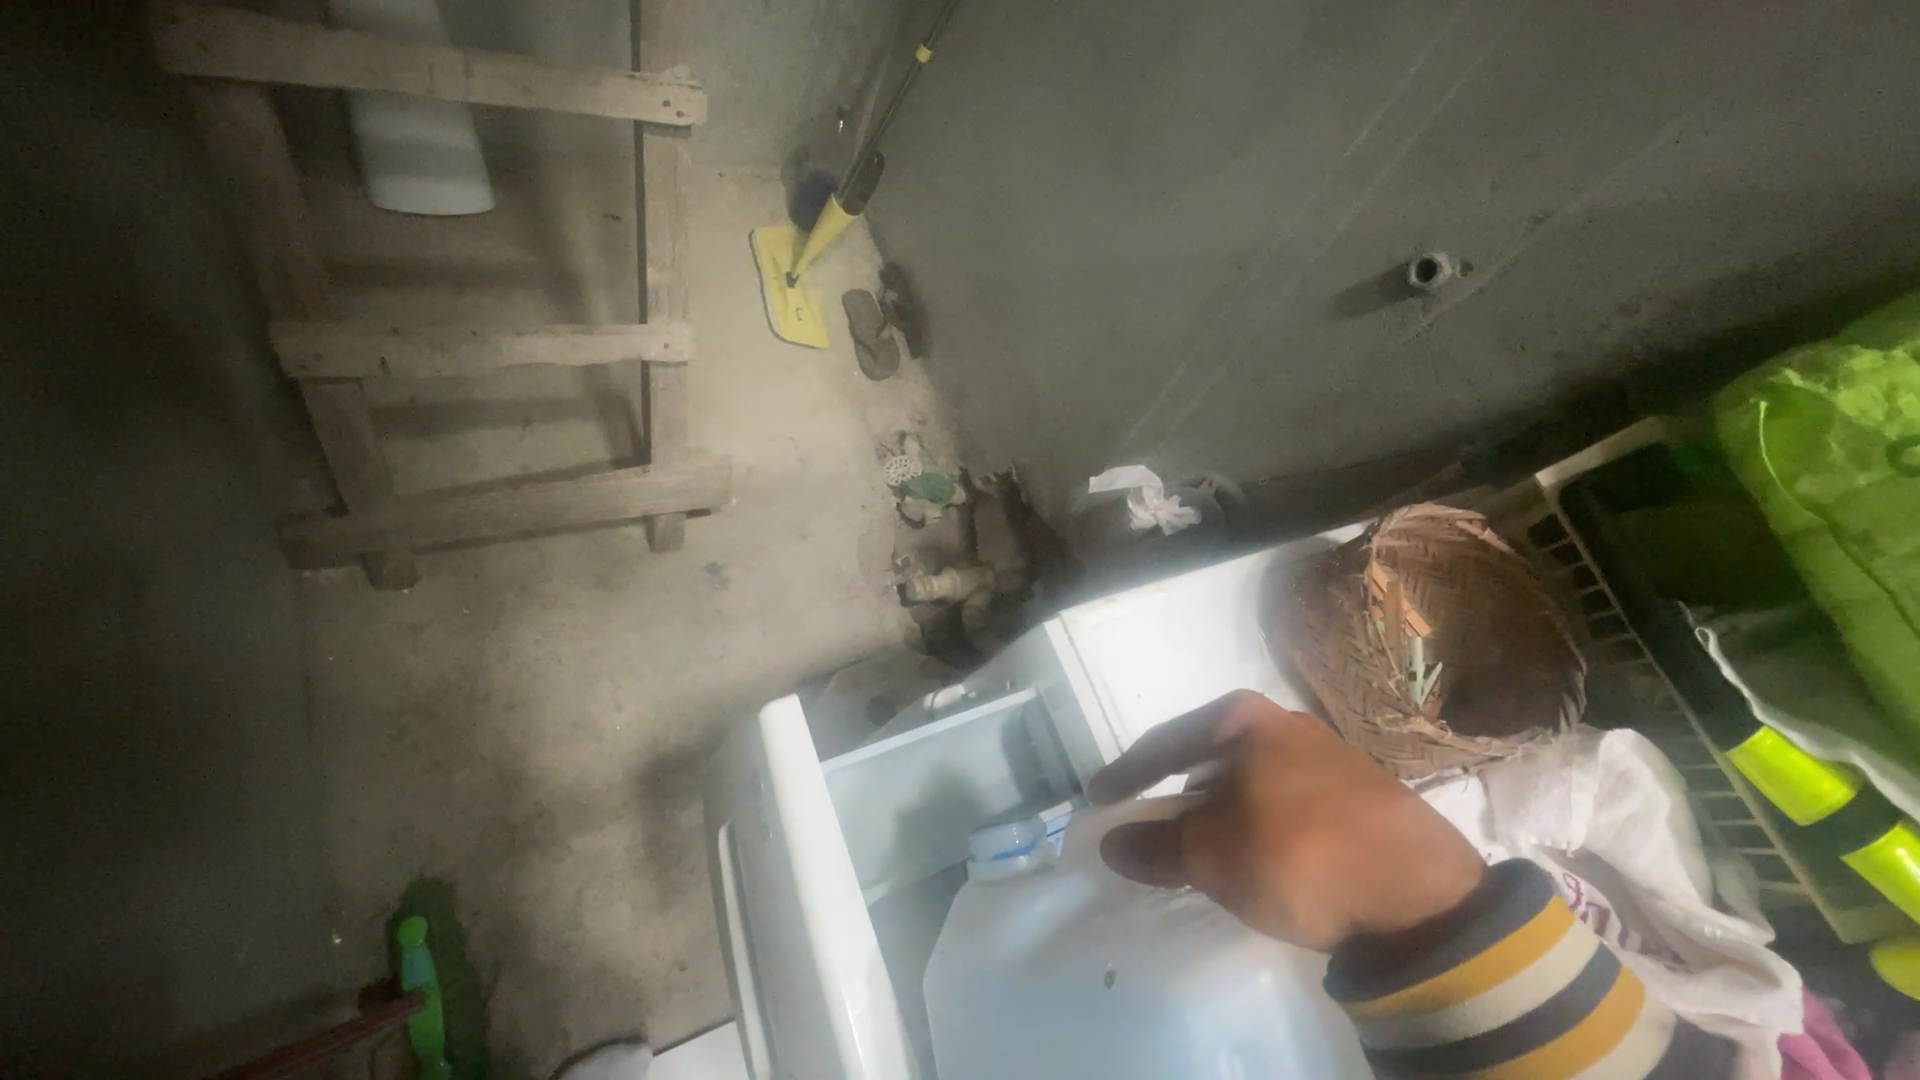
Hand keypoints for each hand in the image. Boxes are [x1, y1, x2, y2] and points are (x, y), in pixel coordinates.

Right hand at [1089, 690, 1485, 951]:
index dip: (1125, 774)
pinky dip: (1260, 824)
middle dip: (1177, 794)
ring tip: (1207, 850)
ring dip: (1221, 812)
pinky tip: (1262, 857)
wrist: (1426, 898)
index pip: (1164, 742)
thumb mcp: (1211, 856)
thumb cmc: (1298, 855)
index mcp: (1243, 719)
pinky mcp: (1361, 793)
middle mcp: (1285, 723)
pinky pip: (1286, 802)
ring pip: (1250, 781)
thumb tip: (1112, 844)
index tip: (1099, 799)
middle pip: (1208, 757)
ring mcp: (1329, 755)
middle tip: (1154, 828)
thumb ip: (1153, 846)